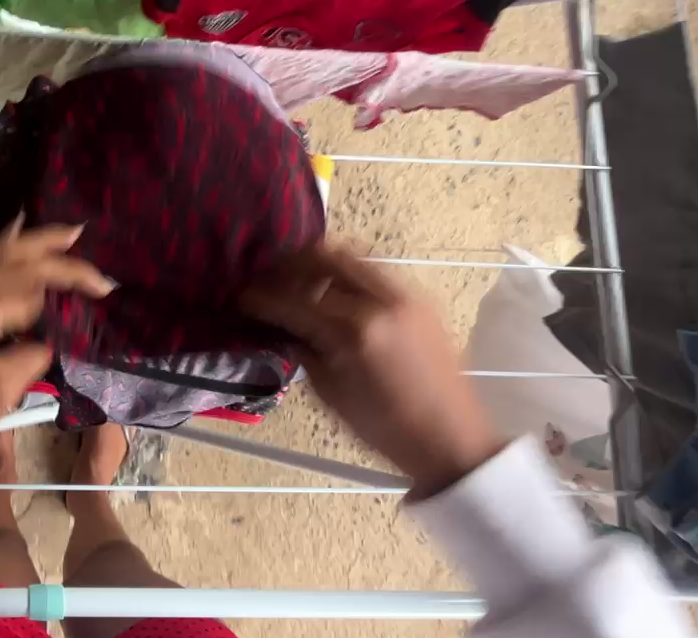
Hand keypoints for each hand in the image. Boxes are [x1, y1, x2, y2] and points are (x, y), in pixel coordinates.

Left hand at [0, 218, 113, 464]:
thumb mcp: (0, 390)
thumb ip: (32, 354)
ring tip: (60, 235)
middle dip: (48, 243)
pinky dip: (9, 256)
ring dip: (29, 244)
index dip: (70, 279)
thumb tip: (48, 337)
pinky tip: (20, 245)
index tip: (103, 287)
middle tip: (80, 232)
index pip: (33, 281)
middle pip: (12, 254)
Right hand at [241, 243, 505, 497]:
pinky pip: (372, 269)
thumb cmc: (389, 431)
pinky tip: (331, 289)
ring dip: (316, 262)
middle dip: (287, 265)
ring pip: (348, 255)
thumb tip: (280, 327)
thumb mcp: (332, 397)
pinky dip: (345, 271)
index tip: (240, 297)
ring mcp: (403, 295)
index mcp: (354, 333)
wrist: (456, 442)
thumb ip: (303, 353)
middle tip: (268, 279)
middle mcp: (379, 302)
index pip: (293, 301)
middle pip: (321, 258)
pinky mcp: (419, 298)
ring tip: (297, 279)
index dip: (260, 297)